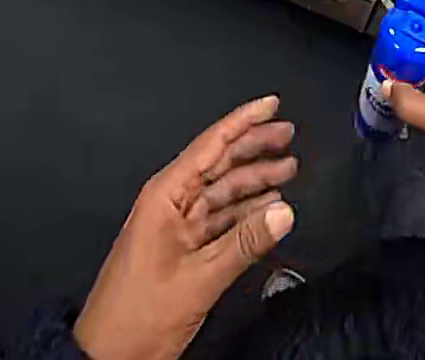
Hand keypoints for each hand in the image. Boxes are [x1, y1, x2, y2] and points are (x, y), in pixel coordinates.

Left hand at [73, 95, 298, 359]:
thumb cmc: (134, 322)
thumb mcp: (196, 281)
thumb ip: (246, 243)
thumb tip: (286, 212)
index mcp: (166, 196)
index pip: (212, 144)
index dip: (244, 120)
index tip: (272, 104)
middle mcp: (172, 202)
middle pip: (221, 161)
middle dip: (256, 147)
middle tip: (289, 136)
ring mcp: (178, 224)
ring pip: (225, 188)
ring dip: (257, 179)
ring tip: (288, 170)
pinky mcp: (184, 245)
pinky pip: (222, 215)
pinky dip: (247, 209)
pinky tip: (269, 206)